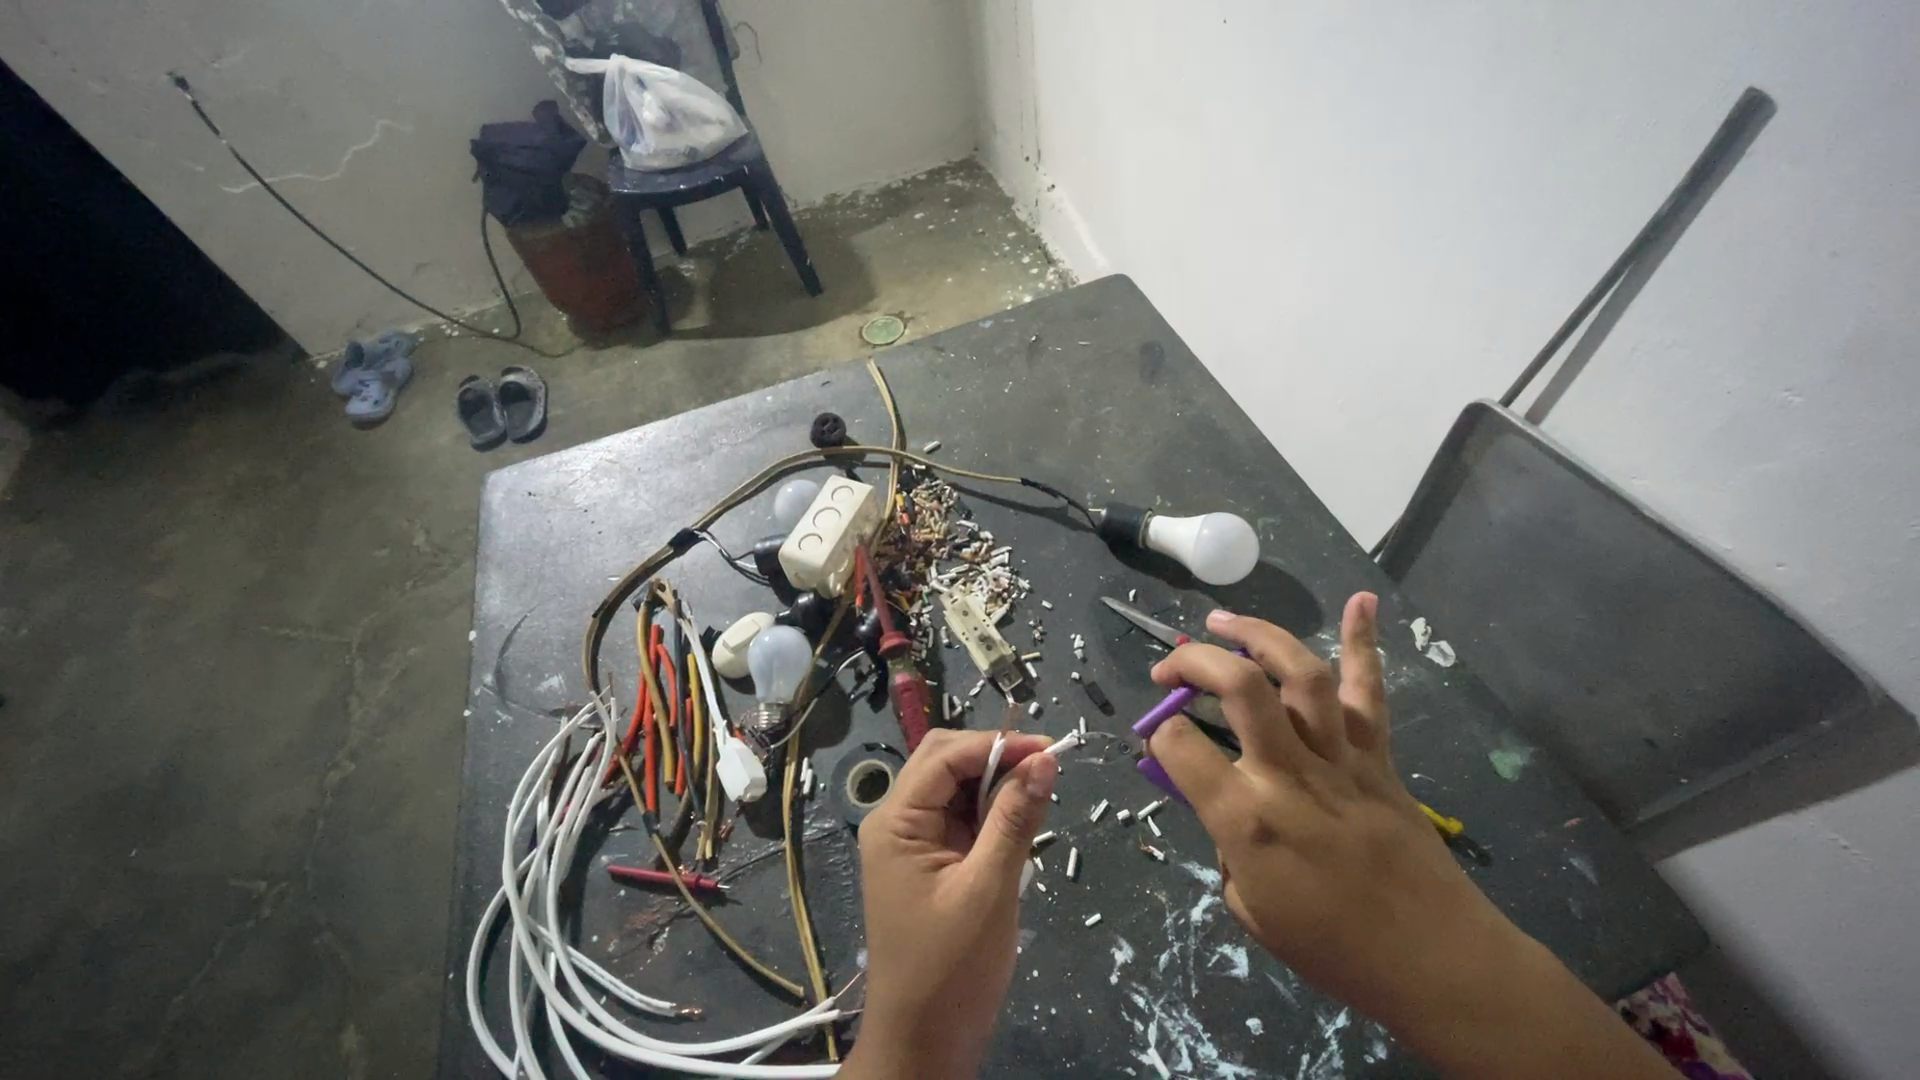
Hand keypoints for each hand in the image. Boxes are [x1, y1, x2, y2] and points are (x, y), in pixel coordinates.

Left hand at [840, 729, 1056, 1079]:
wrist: (923, 1042)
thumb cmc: (952, 969)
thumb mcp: (990, 889)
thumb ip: (1015, 819)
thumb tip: (1045, 760)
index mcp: (895, 821)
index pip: (945, 756)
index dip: (997, 745)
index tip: (1050, 748)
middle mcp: (896, 820)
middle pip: (944, 761)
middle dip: (995, 756)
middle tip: (1046, 766)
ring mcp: (911, 841)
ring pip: (955, 786)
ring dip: (995, 782)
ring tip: (1039, 792)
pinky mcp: (928, 861)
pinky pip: (960, 816)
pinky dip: (991, 811)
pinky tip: (1020, 819)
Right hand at [1147, 595, 1507, 1028]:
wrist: (1437, 961)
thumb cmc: (1333, 948)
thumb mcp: (1250, 909)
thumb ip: (1226, 844)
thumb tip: (1222, 802)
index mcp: (1247, 818)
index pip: (1179, 746)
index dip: (1158, 734)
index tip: (1160, 741)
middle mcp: (1288, 774)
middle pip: (1237, 687)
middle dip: (1194, 662)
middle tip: (1170, 666)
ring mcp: (1339, 758)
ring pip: (1299, 674)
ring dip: (1257, 635)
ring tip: (1223, 621)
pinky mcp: (1379, 757)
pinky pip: (1368, 692)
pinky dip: (1365, 642)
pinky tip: (1361, 601)